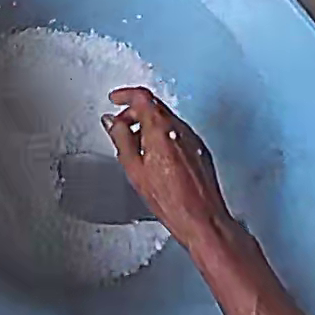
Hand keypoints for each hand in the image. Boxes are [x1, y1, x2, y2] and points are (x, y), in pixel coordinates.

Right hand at [103, 88, 232, 249]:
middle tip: (121, 124)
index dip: (125, 94)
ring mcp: (192, 139)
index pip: (142, 96)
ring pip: (166, 120)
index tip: (115, 98)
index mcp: (160, 129)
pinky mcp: (200, 150)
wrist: (202, 220)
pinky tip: (155, 156)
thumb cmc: (170, 200)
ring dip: (148, 125)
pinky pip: (177, 133)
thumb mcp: (133, 168)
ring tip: (136, 145)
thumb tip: (111, 121)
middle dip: (134, 112)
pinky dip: (163, 135)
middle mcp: (179, 129)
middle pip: (154, 106)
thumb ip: (120, 138)